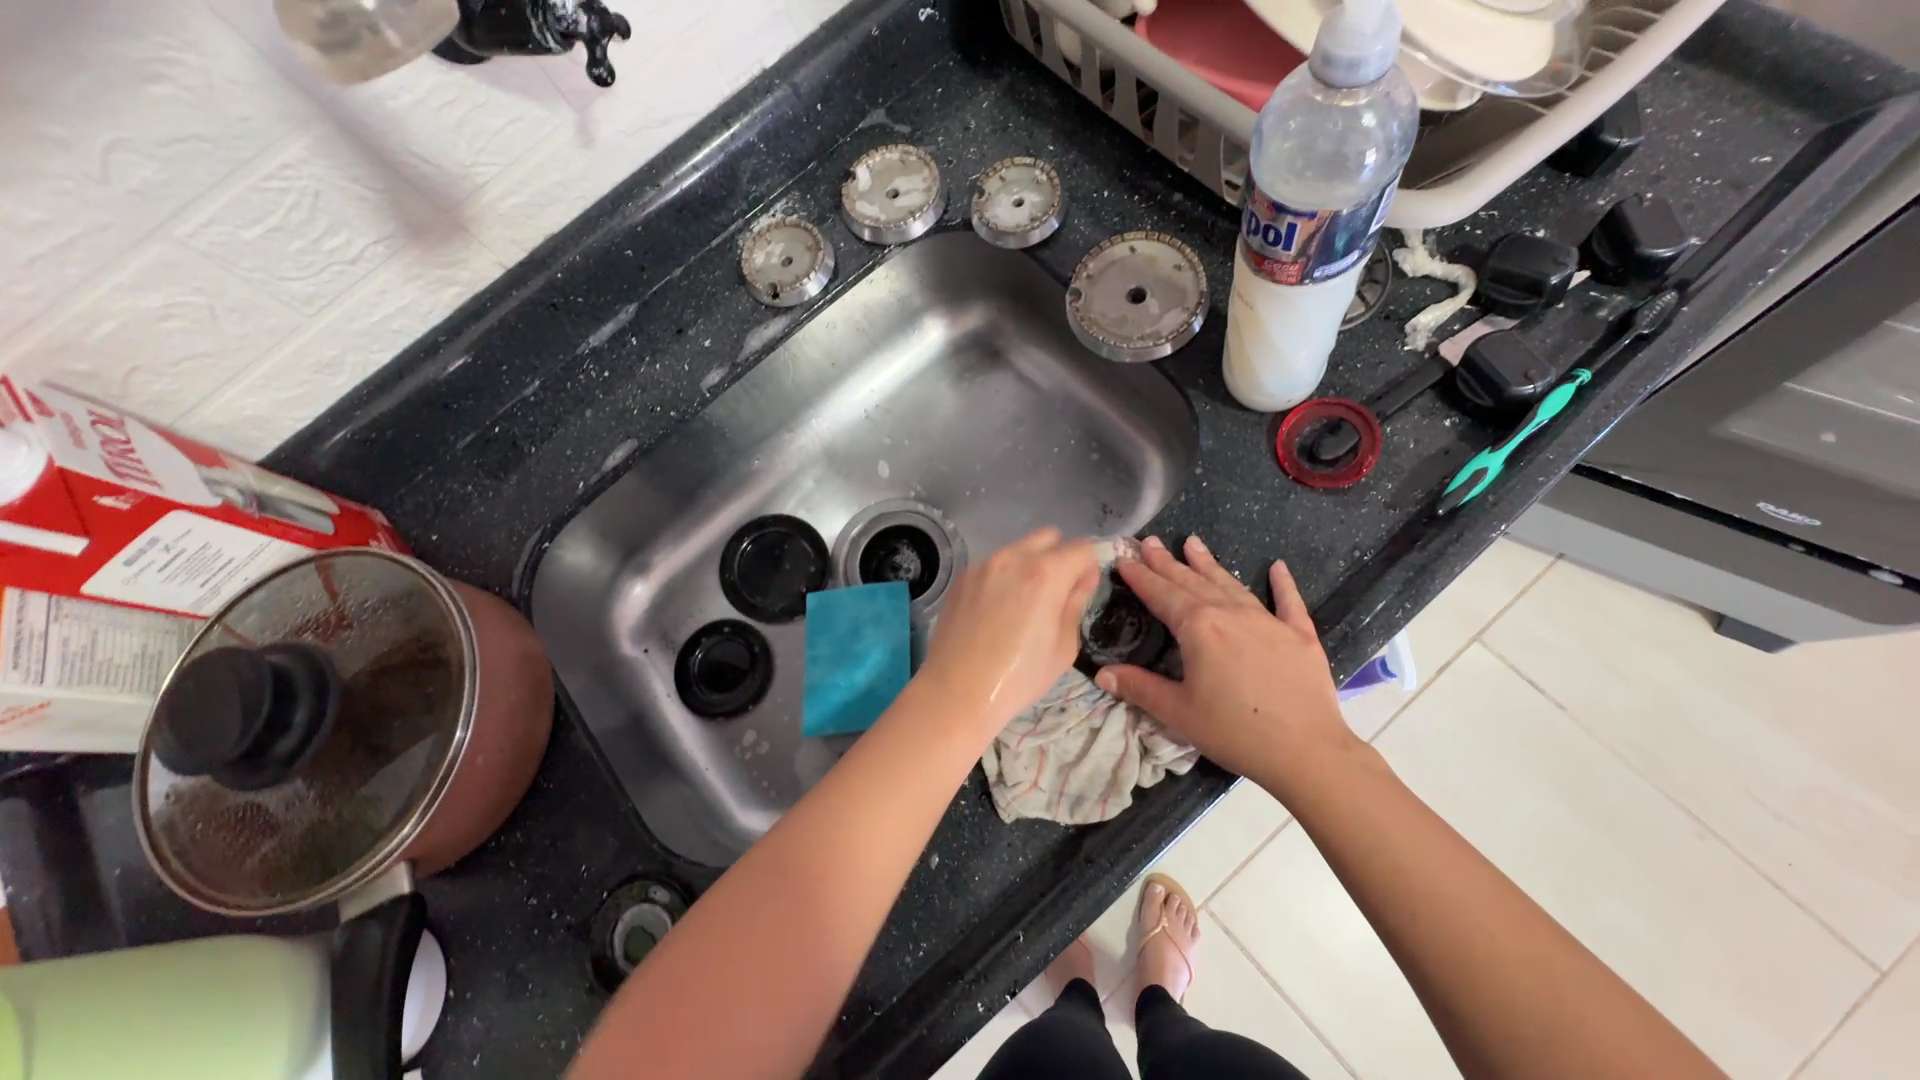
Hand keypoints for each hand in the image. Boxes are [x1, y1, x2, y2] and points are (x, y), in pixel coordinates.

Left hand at [916, 527, 1099, 737]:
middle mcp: (1013, 558)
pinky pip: (993, 566)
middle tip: (1055, 594)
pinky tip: (995, 612)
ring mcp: (983, 565)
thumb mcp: (1063, 647)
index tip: (1082, 591)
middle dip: (1059, 557)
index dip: (1088, 567)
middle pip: (1049, 537)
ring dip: (1029, 566)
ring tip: (1021, 606)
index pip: (1082, 548)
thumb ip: (1076, 604)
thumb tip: (1082, 579)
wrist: (956, 691)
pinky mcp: (962, 578)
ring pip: (1018, 550)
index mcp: (1046, 573)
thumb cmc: (1019, 677)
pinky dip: (1003, 578)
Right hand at [1095, 535, 1357, 796]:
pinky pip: (1289, 602)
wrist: (1306, 750)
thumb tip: (1102, 674)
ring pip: (1232, 584)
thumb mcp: (1178, 712)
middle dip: (1168, 562)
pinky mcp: (1300, 636)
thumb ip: (1140, 688)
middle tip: (1150, 542)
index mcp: (1198, 628)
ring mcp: (1268, 622)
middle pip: (1192, 582)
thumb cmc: (1235, 732)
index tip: (1124, 559)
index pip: (1161, 595)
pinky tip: (1277, 567)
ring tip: (1193, 542)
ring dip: (1209, 564)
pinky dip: (1282, 584)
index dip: (1141, 577)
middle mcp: (1231, 614)